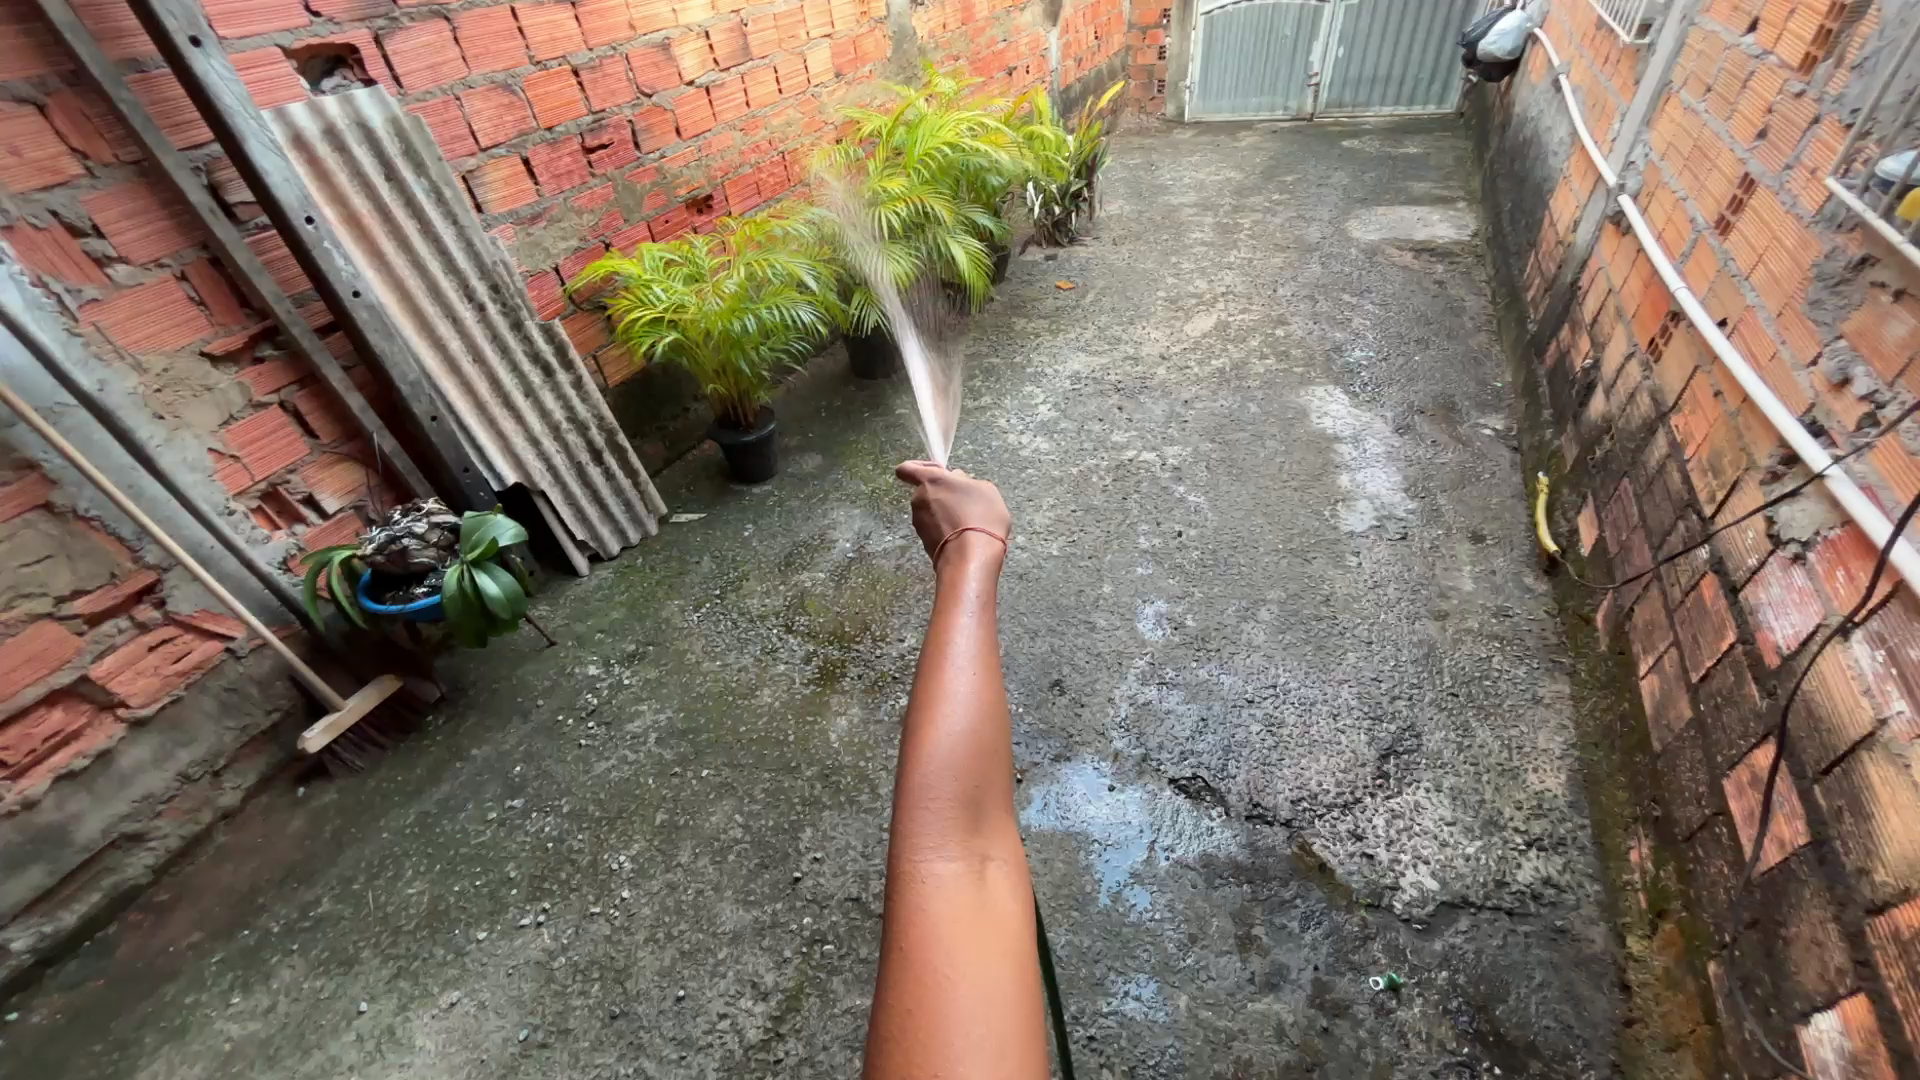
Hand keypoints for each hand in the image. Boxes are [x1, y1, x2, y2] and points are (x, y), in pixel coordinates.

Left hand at [895, 461, 1011, 568]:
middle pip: (925, 492)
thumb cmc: (981, 516)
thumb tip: (955, 480)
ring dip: (944, 514)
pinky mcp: (923, 543)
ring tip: (967, 523)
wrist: (971, 557)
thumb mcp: (985, 489)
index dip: (919, 467)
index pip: (906, 469)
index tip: (939, 472)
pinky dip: (945, 531)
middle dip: (942, 495)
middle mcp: (918, 500)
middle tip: (964, 503)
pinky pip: (934, 530)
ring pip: (930, 512)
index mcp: (930, 481)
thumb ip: (965, 481)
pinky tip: (963, 537)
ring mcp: (919, 523)